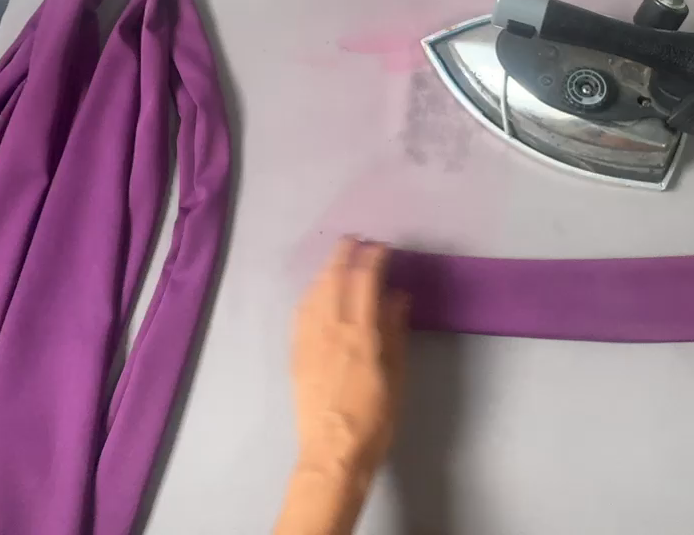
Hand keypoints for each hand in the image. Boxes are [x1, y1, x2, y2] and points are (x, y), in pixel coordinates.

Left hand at [275, 238, 408, 534]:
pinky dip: (312, 291)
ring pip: (316, 289)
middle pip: (335, 276)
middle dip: (346, 252)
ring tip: (339, 257)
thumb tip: (397, 296)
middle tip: (357, 239)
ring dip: (328, 267)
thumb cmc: (374, 418)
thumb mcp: (396, 375)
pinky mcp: (296, 351)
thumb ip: (395, 331)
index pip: (365, 279)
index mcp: (360, 332)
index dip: (373, 257)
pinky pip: (302, 309)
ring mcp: (309, 338)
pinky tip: (317, 289)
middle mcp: (331, 327)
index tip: (382, 246)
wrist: (332, 454)